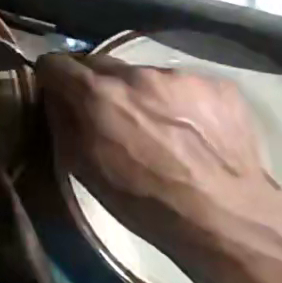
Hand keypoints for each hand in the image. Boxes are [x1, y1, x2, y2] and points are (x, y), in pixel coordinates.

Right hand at [38, 53, 281, 258]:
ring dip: (140, 94)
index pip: (55, 62)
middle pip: (100, 63)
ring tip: (159, 129)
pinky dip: (178, 102)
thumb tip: (55, 96)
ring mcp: (180, 76)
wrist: (228, 220)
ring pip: (143, 75)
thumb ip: (61, 121)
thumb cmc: (144, 201)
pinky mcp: (217, 85)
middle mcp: (135, 74)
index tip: (59, 94)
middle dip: (97, 85)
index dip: (53, 79)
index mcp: (97, 93)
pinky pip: (182, 85)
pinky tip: (191, 132)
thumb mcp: (82, 167)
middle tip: (110, 117)